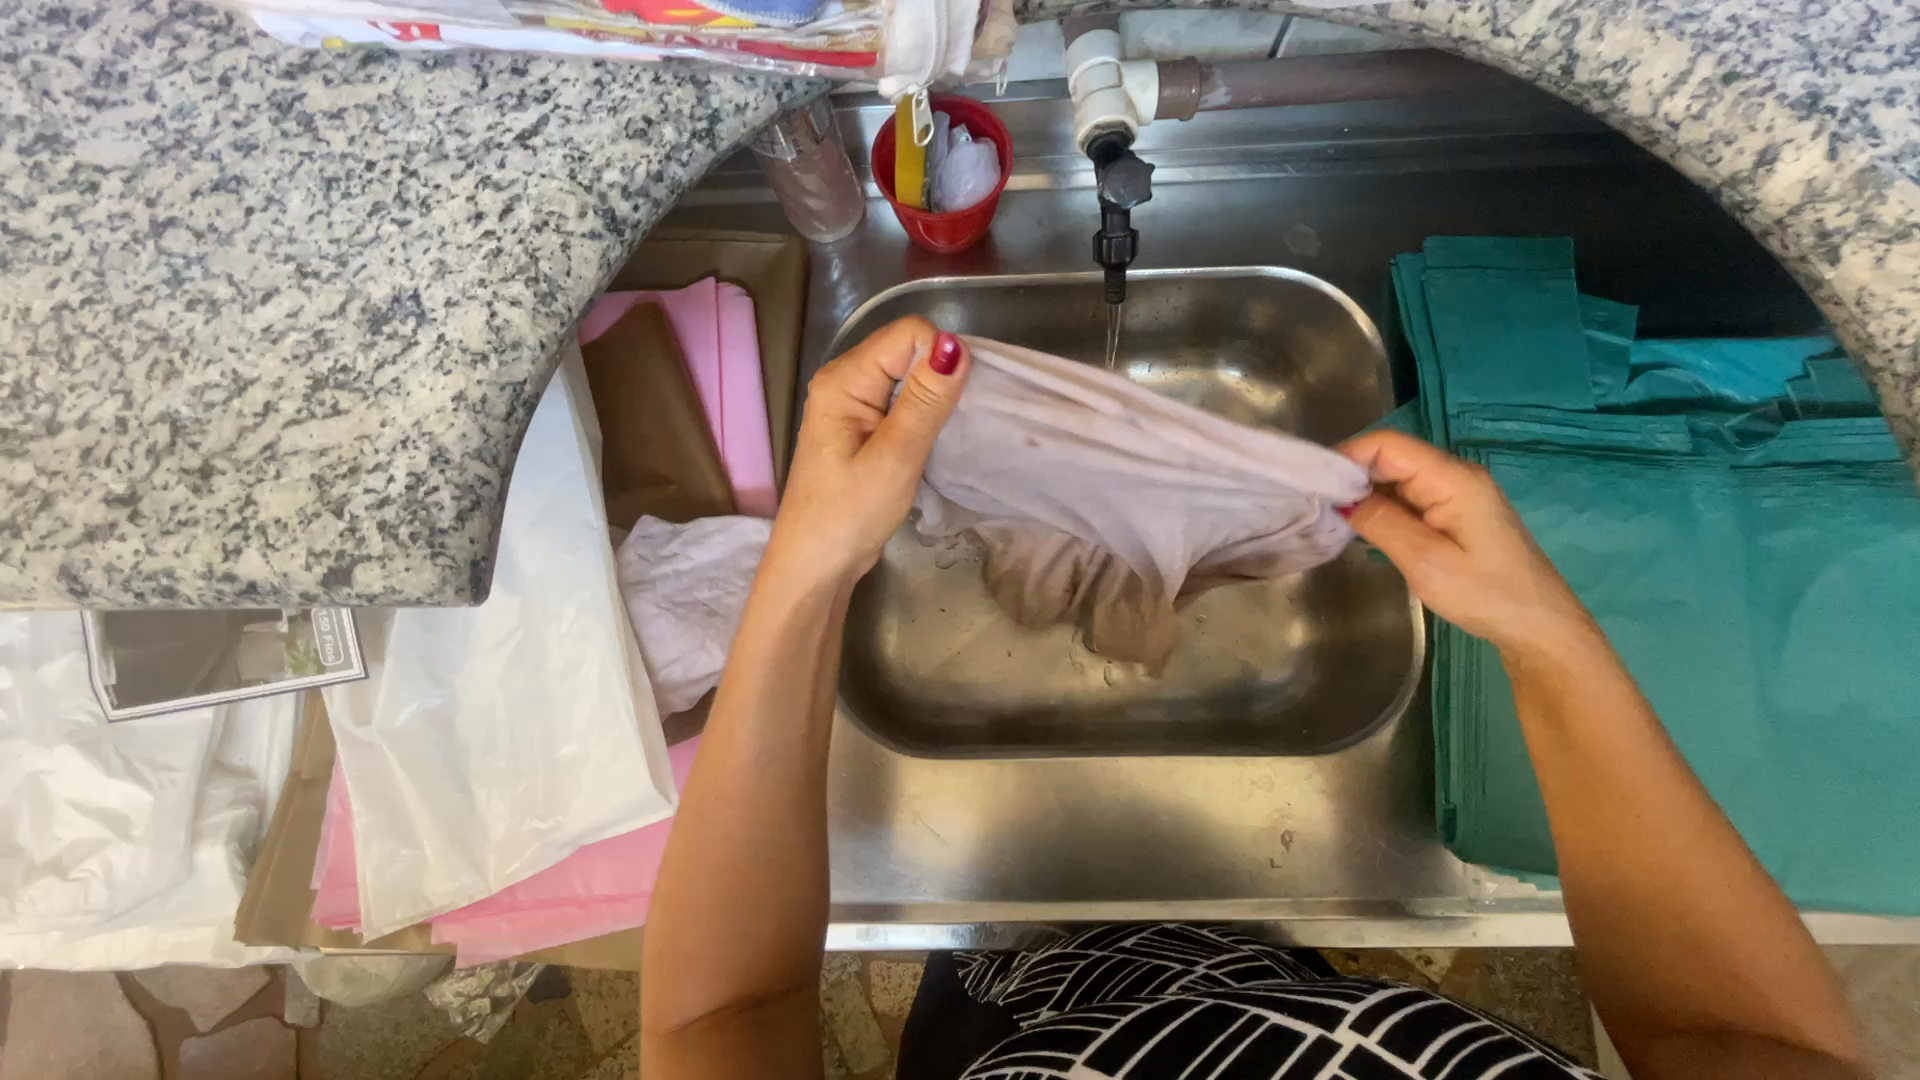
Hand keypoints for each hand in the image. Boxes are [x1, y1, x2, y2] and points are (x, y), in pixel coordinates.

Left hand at [765, 317, 969, 590]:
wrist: (814, 565)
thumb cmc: (849, 515)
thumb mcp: (895, 458)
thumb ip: (925, 401)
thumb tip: (956, 347)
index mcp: (844, 379)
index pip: (908, 334)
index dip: (941, 358)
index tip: (953, 405)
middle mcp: (843, 380)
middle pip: (907, 351)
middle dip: (939, 377)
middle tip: (952, 425)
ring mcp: (851, 405)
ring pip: (907, 378)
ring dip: (933, 399)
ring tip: (942, 438)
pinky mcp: (861, 428)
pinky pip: (900, 403)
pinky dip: (921, 416)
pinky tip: (929, 443)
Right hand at [1338, 431, 1594, 658]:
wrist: (1538, 625)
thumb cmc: (1485, 594)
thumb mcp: (1425, 561)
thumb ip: (1380, 522)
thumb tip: (1341, 498)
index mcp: (1452, 479)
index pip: (1387, 445)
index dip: (1346, 457)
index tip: (1313, 485)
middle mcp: (1454, 475)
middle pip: (1389, 457)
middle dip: (1349, 475)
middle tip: (1315, 505)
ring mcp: (1454, 492)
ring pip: (1394, 476)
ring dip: (1361, 492)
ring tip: (1330, 517)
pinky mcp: (1451, 511)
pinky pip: (1405, 495)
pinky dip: (1378, 505)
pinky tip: (1359, 526)